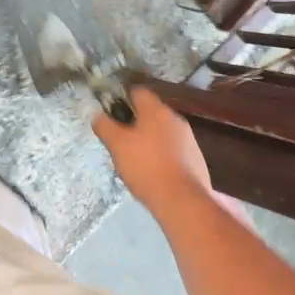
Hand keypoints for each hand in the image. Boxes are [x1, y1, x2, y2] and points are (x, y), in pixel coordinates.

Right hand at [92, 87, 212, 216]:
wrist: (184, 202)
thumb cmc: (146, 167)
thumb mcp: (116, 145)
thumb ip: (104, 126)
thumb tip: (98, 115)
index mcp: (156, 110)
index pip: (137, 92)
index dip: (122, 99)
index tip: (112, 114)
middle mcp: (176, 119)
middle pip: (151, 113)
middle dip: (136, 123)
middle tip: (122, 140)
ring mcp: (189, 140)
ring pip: (163, 132)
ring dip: (151, 140)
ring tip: (137, 160)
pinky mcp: (197, 160)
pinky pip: (175, 150)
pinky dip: (164, 156)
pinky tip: (155, 173)